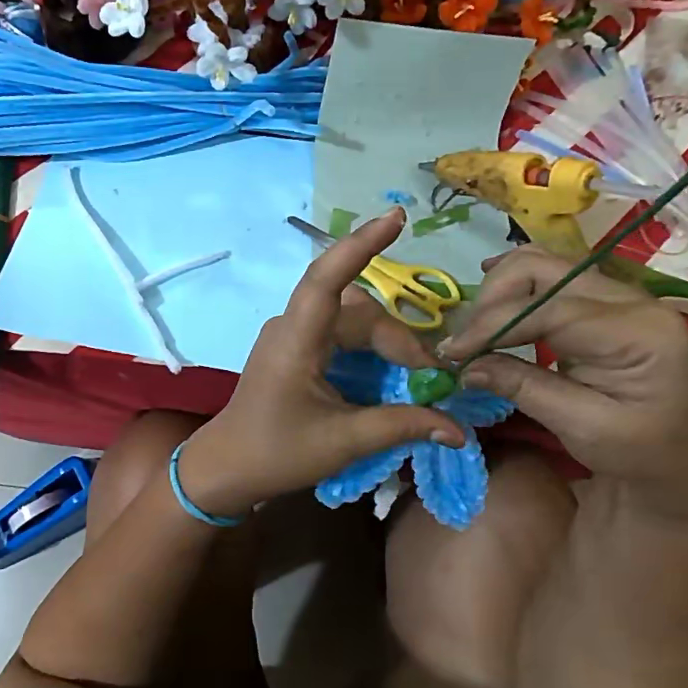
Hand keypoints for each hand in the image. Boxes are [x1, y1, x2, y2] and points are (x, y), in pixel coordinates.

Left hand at [177, 208, 466, 516]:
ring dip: (386, 343)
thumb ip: (403, 426)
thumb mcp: (344, 442)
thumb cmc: (276, 454)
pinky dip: (370, 349)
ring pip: (351, 320)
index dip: (360, 245)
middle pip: (356, 309)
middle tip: (432, 377)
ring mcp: (292, 337)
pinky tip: (392, 372)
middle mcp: (292, 327)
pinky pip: (341, 335)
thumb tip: (460, 430)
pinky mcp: (296, 350)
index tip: (397, 218)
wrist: (227, 469)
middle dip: (397, 338)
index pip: (326, 279)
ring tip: (417, 375)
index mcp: (295, 340)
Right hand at [440, 246, 687, 524]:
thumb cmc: (642, 453)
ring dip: (500, 291)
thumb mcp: (584, 429)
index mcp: (638, 332)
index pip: (550, 309)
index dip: (493, 324)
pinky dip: (515, 290)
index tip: (452, 351)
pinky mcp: (604, 306)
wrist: (685, 463)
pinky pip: (552, 280)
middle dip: (493, 298)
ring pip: (545, 266)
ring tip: (473, 329)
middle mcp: (632, 300)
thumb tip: (466, 367)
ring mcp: (620, 298)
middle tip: (462, 341)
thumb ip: (526, 389)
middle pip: (547, 269)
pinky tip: (491, 306)